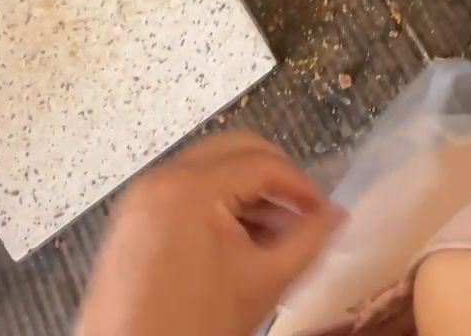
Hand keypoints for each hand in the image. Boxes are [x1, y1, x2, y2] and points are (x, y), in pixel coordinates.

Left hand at [78, 132, 343, 335]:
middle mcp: (162, 176)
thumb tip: (338, 214)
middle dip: (274, 178)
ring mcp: (142, 196)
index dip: (299, 185)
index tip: (322, 212)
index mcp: (191, 185)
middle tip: (301, 211)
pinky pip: (186, 190)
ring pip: (212, 169)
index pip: (262, 163)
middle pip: (235, 151)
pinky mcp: (132, 217)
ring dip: (247, 191)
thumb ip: (308, 240)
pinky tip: (239, 240)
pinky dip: (218, 203)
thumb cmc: (195, 324)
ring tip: (274, 233)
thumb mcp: (262, 282)